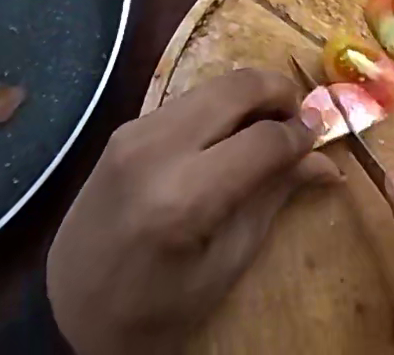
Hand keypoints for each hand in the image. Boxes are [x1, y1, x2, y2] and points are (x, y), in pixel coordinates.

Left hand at [46, 68, 338, 354]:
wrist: (67, 309)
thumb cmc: (156, 308)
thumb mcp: (225, 263)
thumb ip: (275, 196)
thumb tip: (327, 161)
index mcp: (183, 198)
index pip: (263, 140)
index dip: (301, 133)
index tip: (322, 134)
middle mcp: (157, 148)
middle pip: (239, 87)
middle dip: (280, 91)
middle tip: (299, 117)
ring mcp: (136, 130)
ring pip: (215, 84)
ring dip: (251, 95)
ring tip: (268, 125)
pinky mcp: (127, 125)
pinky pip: (190, 98)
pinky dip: (221, 106)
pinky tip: (229, 134)